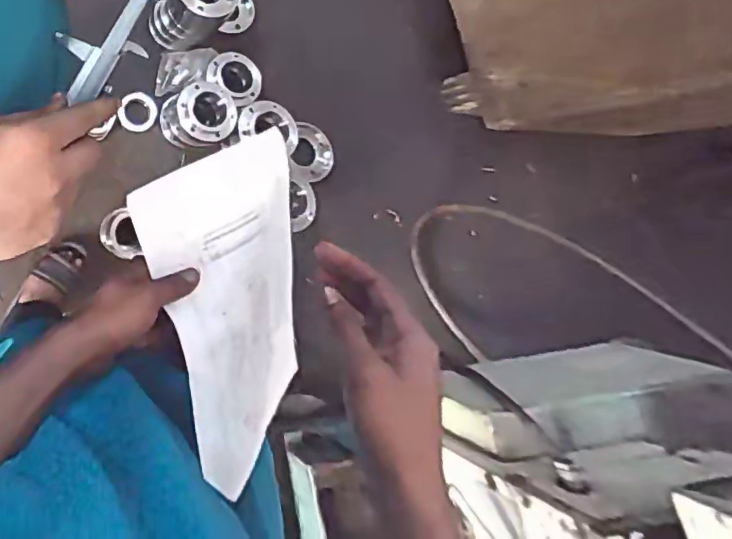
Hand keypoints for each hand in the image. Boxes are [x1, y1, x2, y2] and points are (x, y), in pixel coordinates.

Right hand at [0, 96, 115, 274]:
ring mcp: (59, 205)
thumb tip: (58, 106)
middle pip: (95, 152)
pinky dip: (55, 197)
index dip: (101, 109)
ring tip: (36, 175)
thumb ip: (31, 117)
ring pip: (81, 180)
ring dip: (69, 171)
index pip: (86, 119)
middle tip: (66, 142)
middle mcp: (58, 172)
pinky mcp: (53, 229)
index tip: (109, 106)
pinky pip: (65, 205)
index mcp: (40, 140)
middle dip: (86, 143)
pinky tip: (27, 199)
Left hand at [63, 263, 198, 371]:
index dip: (172, 264)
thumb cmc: (118, 316)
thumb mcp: (148, 297)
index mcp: (129, 275)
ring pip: (153, 311)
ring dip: (170, 314)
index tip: (195, 265)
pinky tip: (180, 338)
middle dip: (175, 291)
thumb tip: (194, 272)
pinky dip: (160, 334)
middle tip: (203, 290)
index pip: (153, 263)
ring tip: (199, 313)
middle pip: (155, 288)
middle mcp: (127, 290)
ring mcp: (125, 313)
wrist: (89, 349)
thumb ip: (170, 286)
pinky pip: (148, 331)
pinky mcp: (125, 335)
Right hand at [316, 241, 456, 534]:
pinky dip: (348, 320)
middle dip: (348, 276)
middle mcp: (409, 344)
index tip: (324, 250)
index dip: (351, 265)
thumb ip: (347, 327)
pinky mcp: (387, 378)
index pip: (380, 288)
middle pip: (378, 299)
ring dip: (348, 296)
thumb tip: (331, 295)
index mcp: (412, 337)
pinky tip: (331, 315)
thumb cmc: (390, 425)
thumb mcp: (365, 370)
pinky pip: (367, 335)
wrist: (404, 481)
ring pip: (372, 316)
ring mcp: (399, 362)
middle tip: (318, 259)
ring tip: (321, 278)